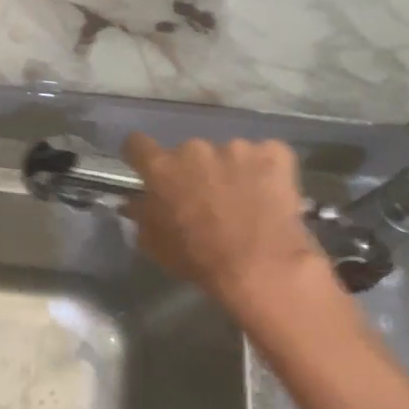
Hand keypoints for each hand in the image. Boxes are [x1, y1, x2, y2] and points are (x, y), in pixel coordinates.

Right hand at [121, 134, 331, 312]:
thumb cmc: (196, 256)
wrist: (258, 263)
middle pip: (187, 153)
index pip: (137, 144)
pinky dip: (262, 170)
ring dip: (227, 170)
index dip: (139, 155)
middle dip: (191, 170)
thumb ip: (140, 214)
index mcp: (161, 168)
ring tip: (240, 198)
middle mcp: (195, 149)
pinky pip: (263, 155)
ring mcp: (237, 147)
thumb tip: (133, 202)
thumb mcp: (153, 242)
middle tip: (201, 197)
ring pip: (226, 154)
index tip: (144, 167)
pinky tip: (266, 193)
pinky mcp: (275, 151)